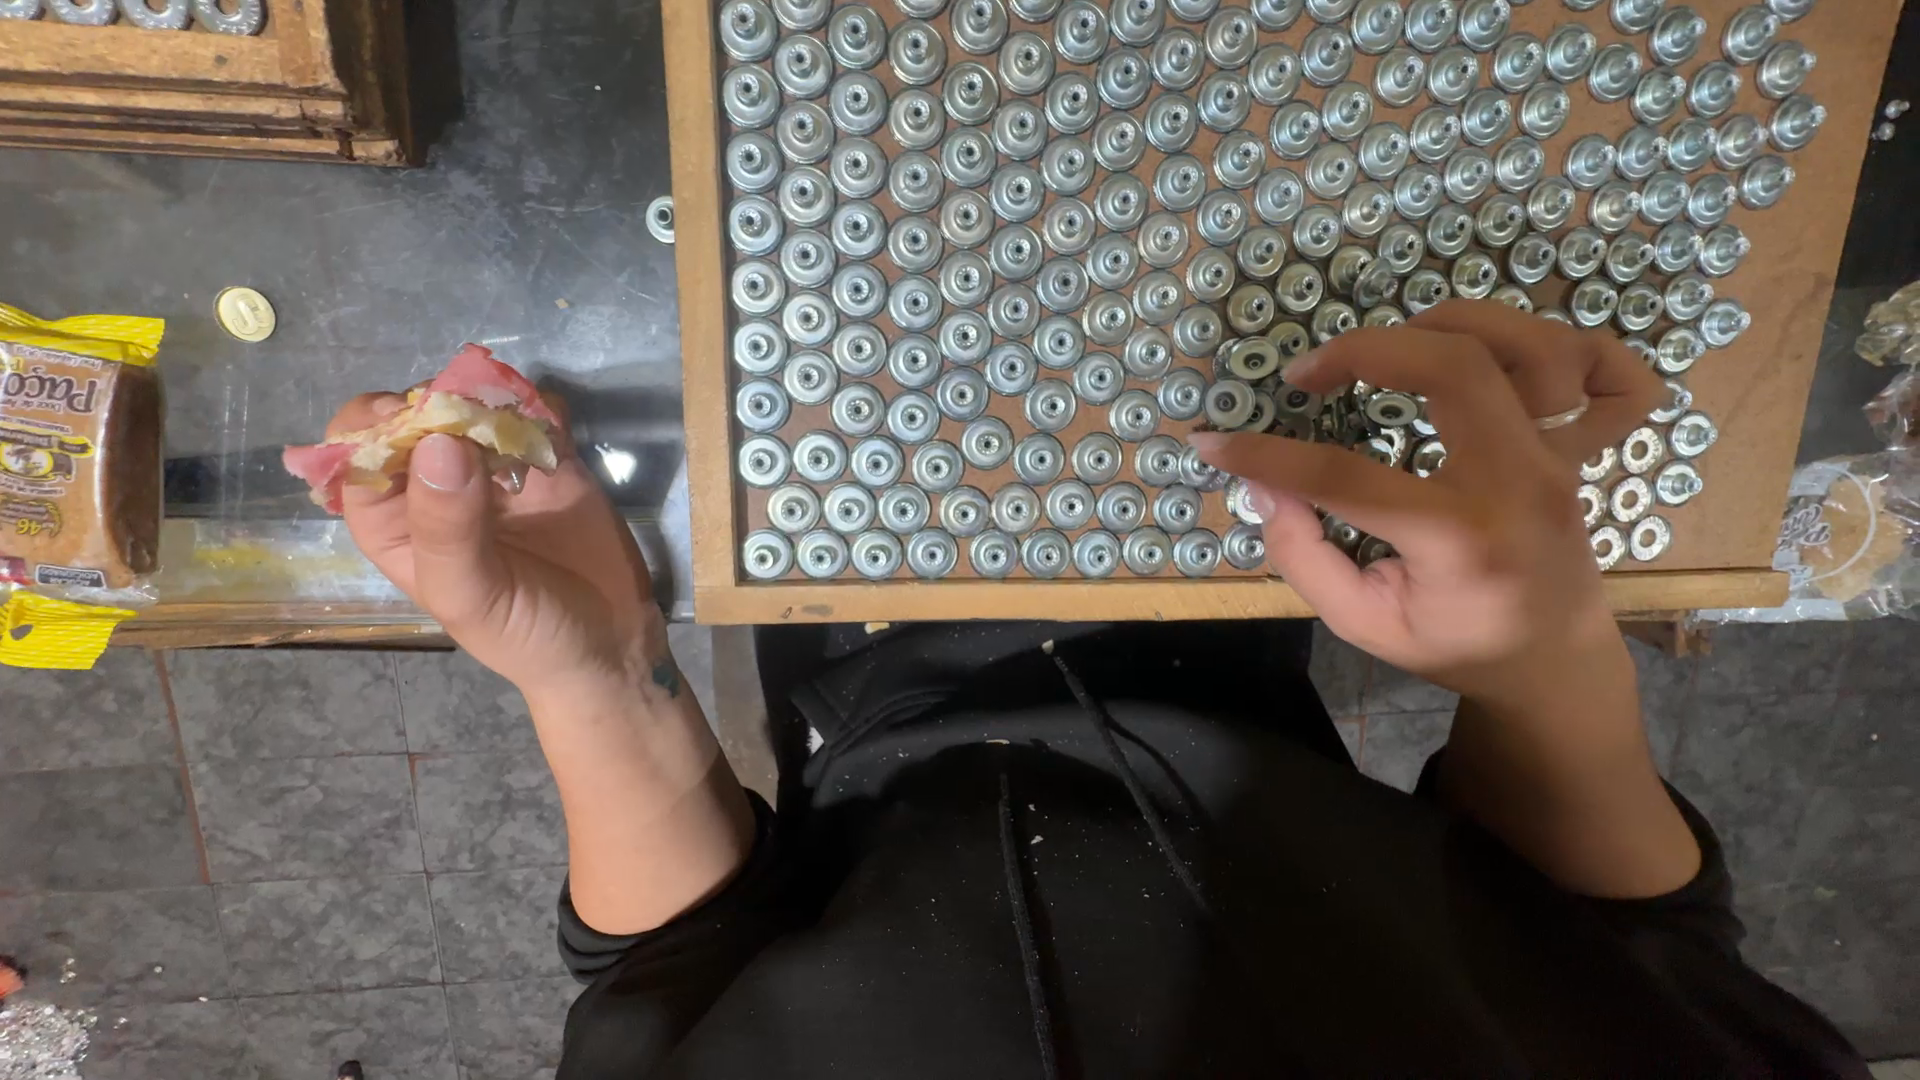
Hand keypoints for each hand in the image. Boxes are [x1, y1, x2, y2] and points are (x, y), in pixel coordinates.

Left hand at [326, 393, 663, 700]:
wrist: (613, 645)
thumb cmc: (528, 635)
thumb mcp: (473, 594)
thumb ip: (449, 526)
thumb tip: (441, 441)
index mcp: (399, 526)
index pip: (361, 460)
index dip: (372, 430)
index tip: (406, 417)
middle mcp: (442, 493)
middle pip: (419, 424)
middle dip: (440, 405)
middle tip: (475, 411)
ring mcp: (502, 476)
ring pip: (478, 412)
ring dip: (492, 398)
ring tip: (517, 412)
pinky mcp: (556, 468)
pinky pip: (539, 421)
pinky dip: (540, 406)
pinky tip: (551, 418)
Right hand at [1190, 300, 1665, 707]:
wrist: (1550, 662)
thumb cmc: (1449, 644)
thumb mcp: (1358, 621)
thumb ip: (1302, 555)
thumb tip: (1266, 485)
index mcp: (1458, 538)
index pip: (1343, 479)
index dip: (1265, 457)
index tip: (1214, 442)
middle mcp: (1520, 483)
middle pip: (1455, 368)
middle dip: (1365, 349)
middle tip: (1308, 371)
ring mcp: (1564, 460)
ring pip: (1535, 348)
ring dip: (1454, 324)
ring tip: (1395, 343)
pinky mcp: (1588, 452)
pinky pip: (1616, 375)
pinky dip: (1570, 346)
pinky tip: (1506, 354)